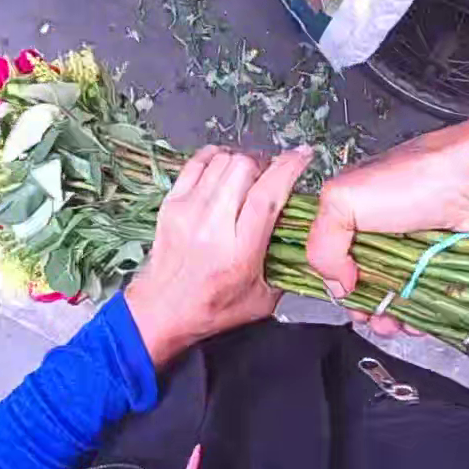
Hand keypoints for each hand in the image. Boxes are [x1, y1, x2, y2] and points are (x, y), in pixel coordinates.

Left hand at [128, 145, 313, 367]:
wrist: (159, 313)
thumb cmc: (212, 308)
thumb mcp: (263, 299)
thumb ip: (288, 267)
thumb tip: (309, 235)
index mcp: (239, 251)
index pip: (267, 195)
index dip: (288, 169)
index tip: (304, 156)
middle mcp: (212, 225)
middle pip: (244, 168)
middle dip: (266, 164)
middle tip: (273, 174)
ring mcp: (188, 210)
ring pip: (222, 161)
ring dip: (243, 161)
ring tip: (251, 174)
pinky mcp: (171, 204)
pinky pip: (197, 163)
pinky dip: (216, 157)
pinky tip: (225, 167)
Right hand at [305, 81, 468, 330]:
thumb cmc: (416, 181)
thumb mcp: (345, 199)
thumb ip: (323, 244)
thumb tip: (334, 283)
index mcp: (355, 206)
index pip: (331, 251)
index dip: (332, 278)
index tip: (341, 298)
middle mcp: (384, 226)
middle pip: (363, 277)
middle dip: (363, 303)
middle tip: (370, 315)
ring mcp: (416, 245)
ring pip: (395, 292)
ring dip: (391, 316)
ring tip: (396, 324)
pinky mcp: (445, 262)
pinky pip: (427, 296)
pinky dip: (421, 315)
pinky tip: (419, 322)